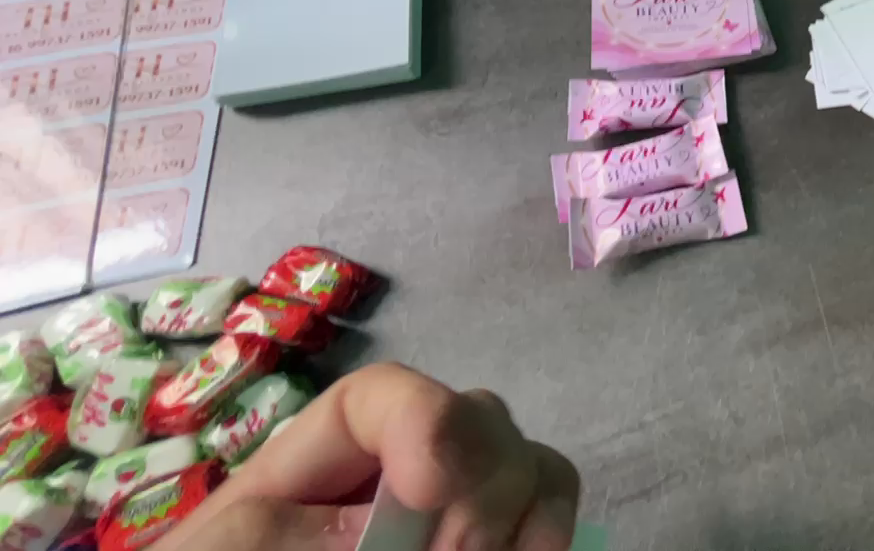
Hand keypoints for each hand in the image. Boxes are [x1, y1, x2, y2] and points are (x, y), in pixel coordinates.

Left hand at [154, 362, 580, 550]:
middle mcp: (394, 484)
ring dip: (529, 513)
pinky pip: (546, 521)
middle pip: (475, 423)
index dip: (424, 418)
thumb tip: (370, 531)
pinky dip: (547, 537)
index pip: (379, 400)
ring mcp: (450, 524)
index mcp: (308, 480)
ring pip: (528, 467)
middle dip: (482, 486)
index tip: (432, 488)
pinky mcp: (490, 550)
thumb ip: (265, 545)